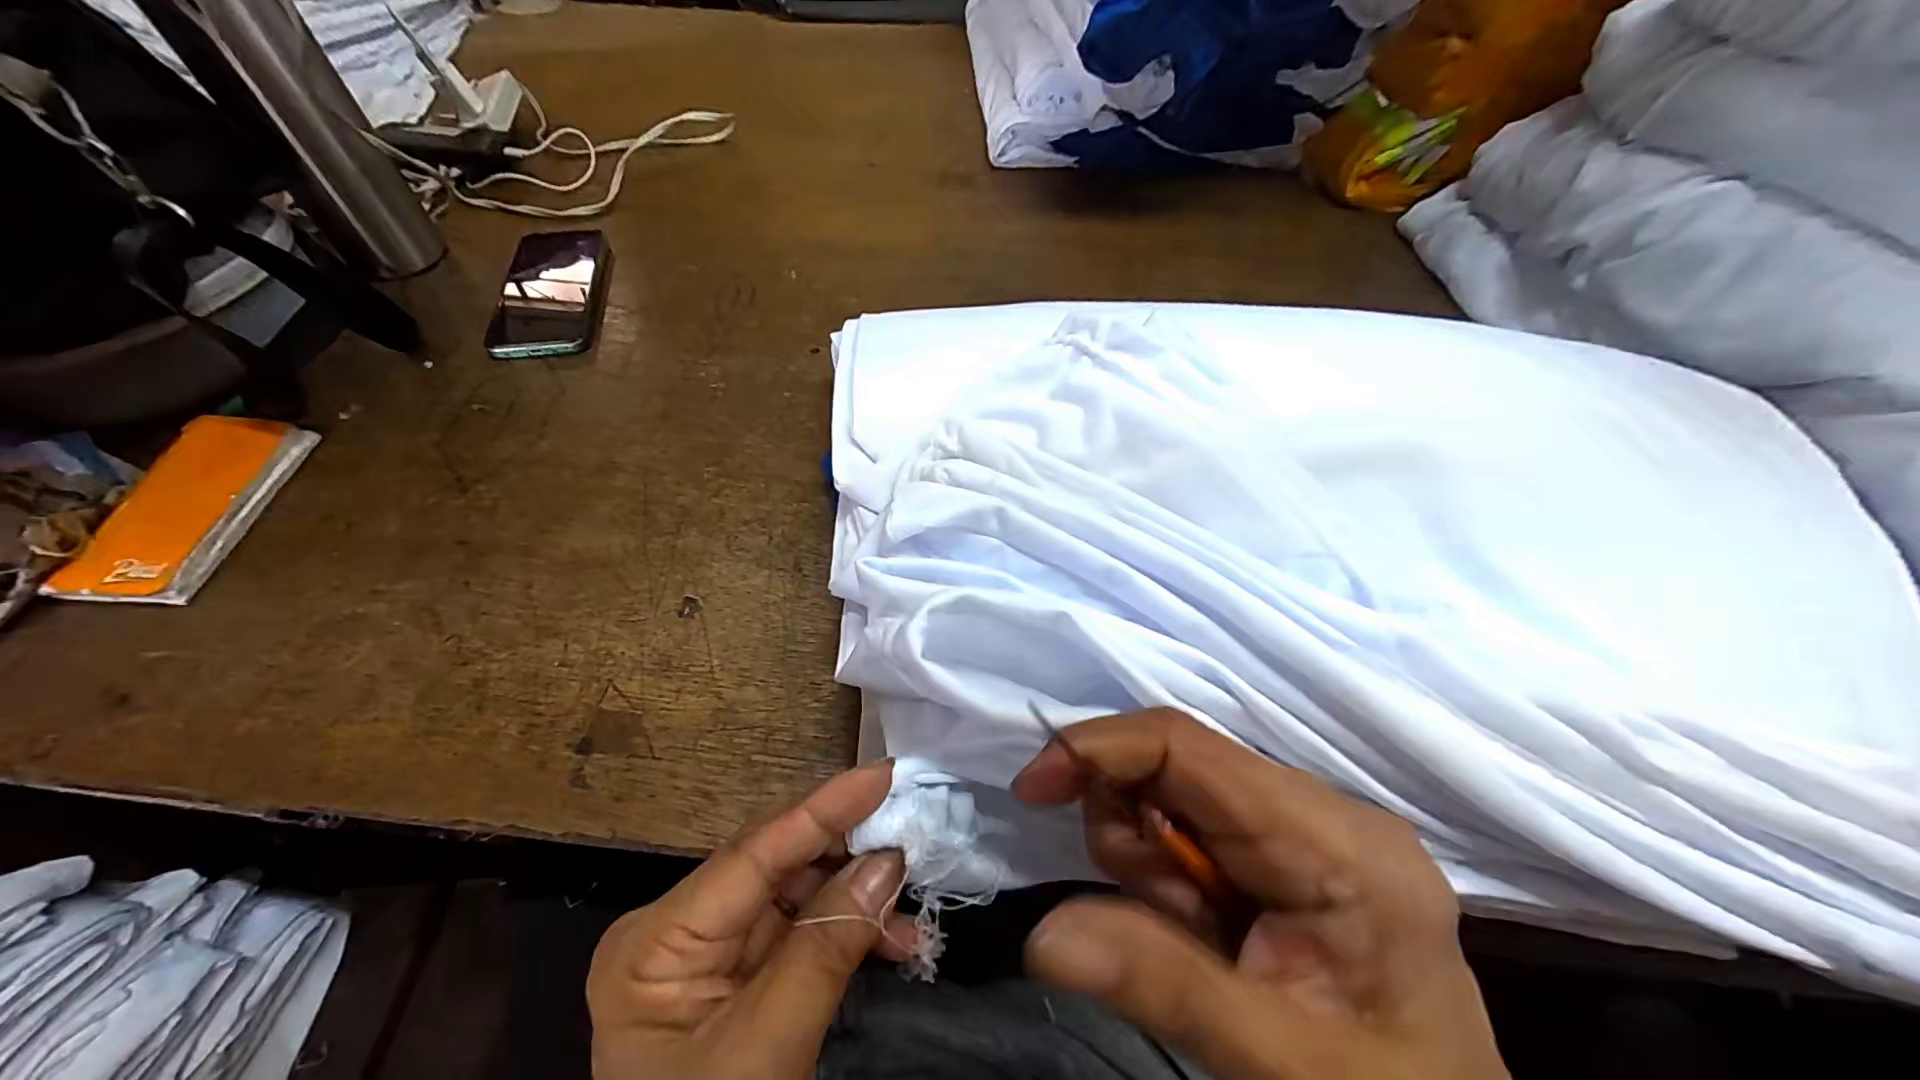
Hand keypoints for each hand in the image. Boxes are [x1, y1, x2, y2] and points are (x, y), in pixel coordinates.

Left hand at [587, 760, 916, 1079]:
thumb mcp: (767, 1047)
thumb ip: (825, 947)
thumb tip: (886, 864)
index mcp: (656, 941)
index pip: (753, 853)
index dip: (824, 808)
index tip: (882, 773)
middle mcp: (677, 931)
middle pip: (775, 867)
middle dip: (847, 854)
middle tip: (910, 837)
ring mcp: (709, 955)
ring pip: (797, 897)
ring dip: (857, 900)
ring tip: (910, 914)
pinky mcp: (739, 978)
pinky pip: (802, 934)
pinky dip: (848, 934)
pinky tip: (891, 943)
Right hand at [1014, 708, 1508, 1079]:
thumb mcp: (1277, 1058)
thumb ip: (1164, 984)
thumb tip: (1040, 936)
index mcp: (1334, 841)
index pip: (1189, 746)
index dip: (1098, 750)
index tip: (1030, 792)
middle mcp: (1320, 810)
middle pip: (1174, 768)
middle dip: (1136, 840)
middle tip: (1168, 922)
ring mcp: (1306, 825)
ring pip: (1173, 796)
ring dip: (1152, 865)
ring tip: (1199, 940)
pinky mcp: (1289, 846)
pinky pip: (1194, 828)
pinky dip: (1172, 875)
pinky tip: (1207, 929)